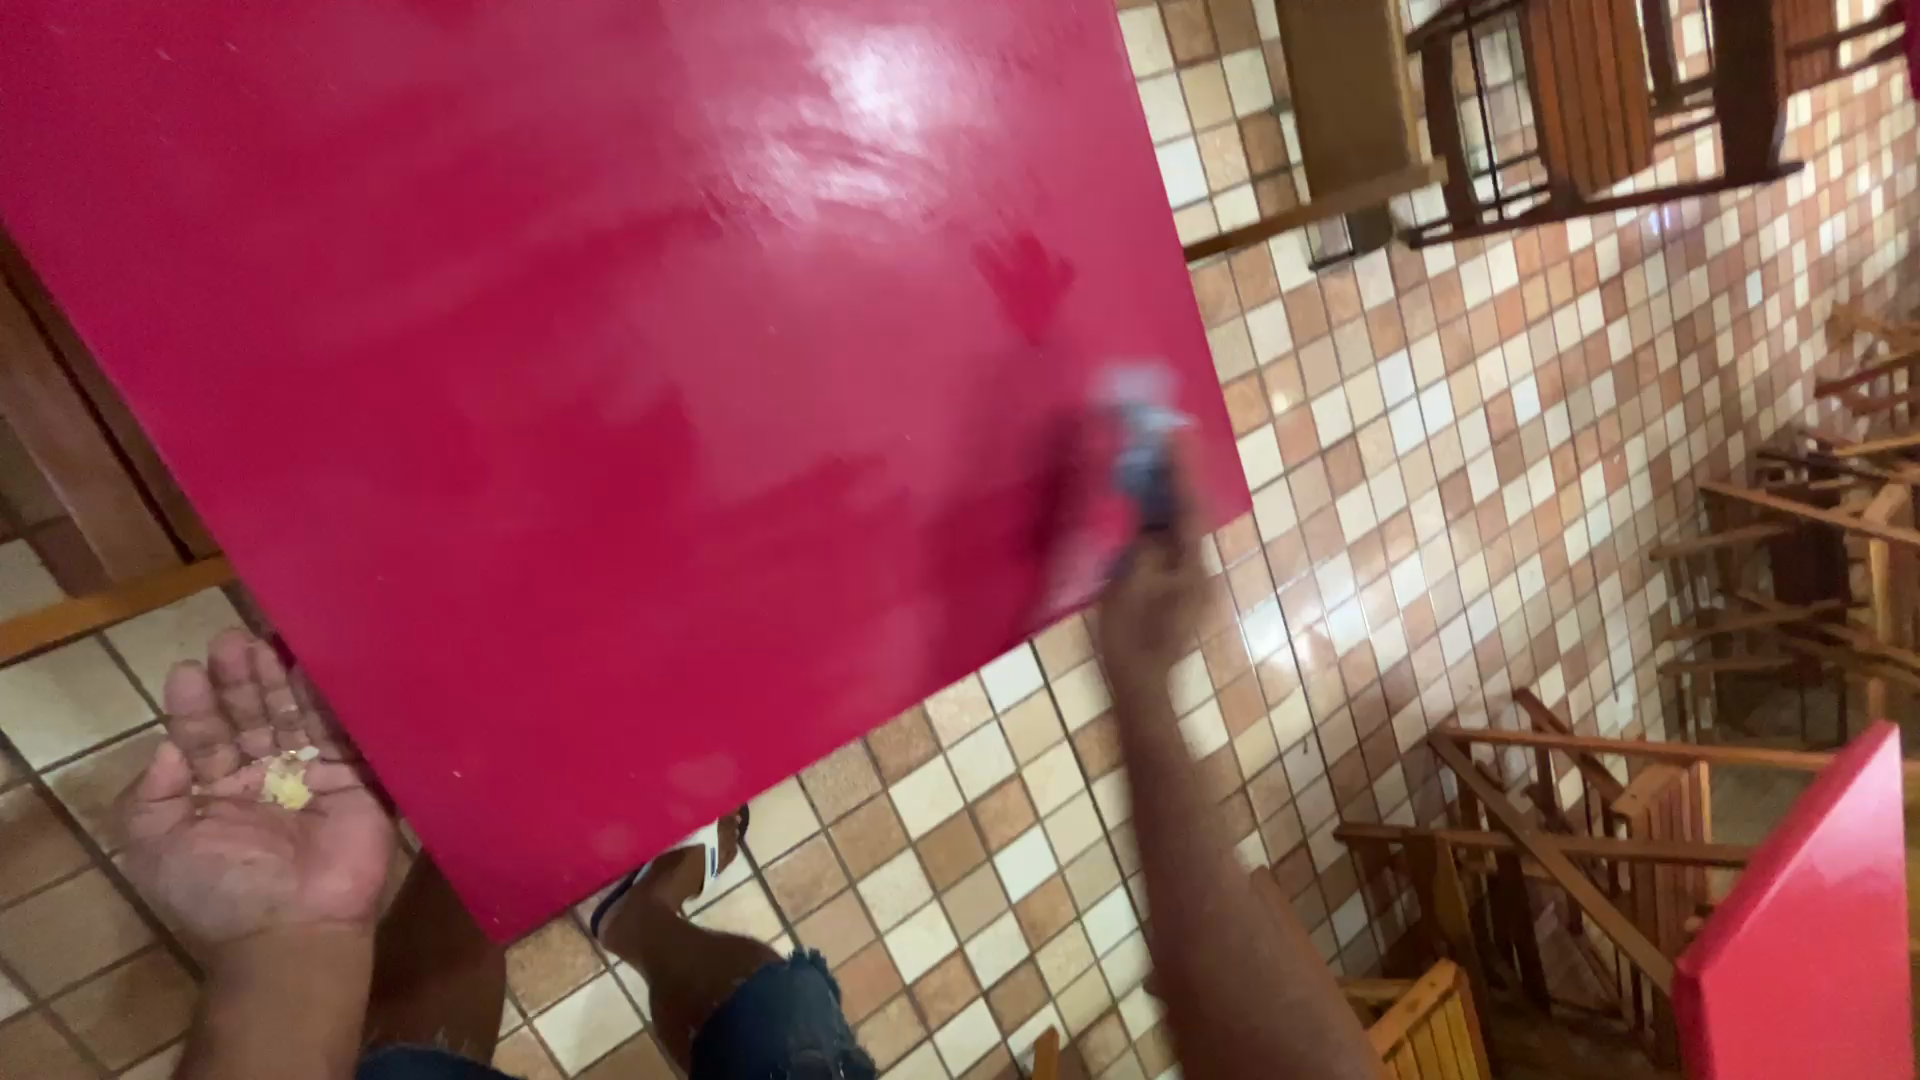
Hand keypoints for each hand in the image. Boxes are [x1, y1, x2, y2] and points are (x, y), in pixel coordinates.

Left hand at [124, 629, 394, 951]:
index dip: (198, 704)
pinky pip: (344, 733)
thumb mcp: (160, 850)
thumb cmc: (221, 889)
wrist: (294, 920)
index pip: (207, 738)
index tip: (189, 668)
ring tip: (265, 644)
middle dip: (242, 679)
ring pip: (296, 717)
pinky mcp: (359, 774)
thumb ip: (155, 799)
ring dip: (280, 682)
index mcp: (220, 792)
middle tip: (233, 639)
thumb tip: (167, 748)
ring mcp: (315, 772)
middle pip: (254, 717)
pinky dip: (331, 703)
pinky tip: (318, 674)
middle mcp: (267, 774)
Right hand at [1097, 446, 1204, 698]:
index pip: (1188, 507)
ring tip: (1154, 462)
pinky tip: (1144, 509)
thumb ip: (1143, 548)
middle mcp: (1200, 569)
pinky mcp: (1179, 590)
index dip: (1181, 469)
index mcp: (1191, 567)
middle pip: (1190, 514)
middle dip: (1178, 476)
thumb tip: (1149, 523)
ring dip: (1167, 497)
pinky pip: (1170, 546)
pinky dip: (1158, 522)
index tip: (1175, 433)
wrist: (1142, 687)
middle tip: (1166, 438)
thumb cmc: (1131, 639)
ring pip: (1180, 529)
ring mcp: (1192, 582)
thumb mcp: (1129, 587)